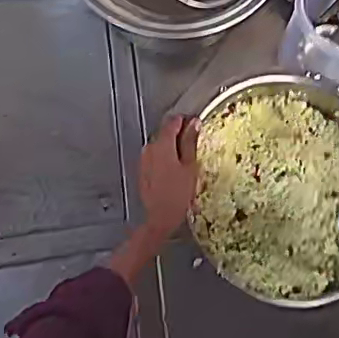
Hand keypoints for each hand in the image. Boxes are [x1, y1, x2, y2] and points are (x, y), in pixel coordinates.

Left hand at [138, 115, 198, 238]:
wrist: (160, 217)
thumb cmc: (179, 193)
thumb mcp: (190, 166)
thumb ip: (190, 142)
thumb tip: (194, 123)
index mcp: (163, 144)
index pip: (172, 122)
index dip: (185, 121)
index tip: (195, 124)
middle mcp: (150, 148)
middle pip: (165, 133)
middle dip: (179, 135)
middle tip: (194, 145)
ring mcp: (144, 159)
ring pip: (160, 145)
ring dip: (172, 148)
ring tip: (185, 161)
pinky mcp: (142, 169)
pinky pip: (155, 156)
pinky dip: (164, 158)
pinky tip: (174, 170)